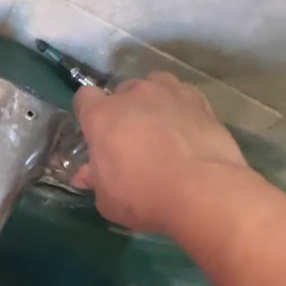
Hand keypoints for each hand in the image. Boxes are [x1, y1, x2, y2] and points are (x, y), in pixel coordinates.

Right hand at [73, 72, 253, 233]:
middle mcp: (133, 95)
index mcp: (101, 117)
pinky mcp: (198, 98)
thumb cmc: (142, 196)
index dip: (88, 113)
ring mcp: (168, 91)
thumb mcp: (107, 199)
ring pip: (153, 86)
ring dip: (151, 102)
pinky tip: (184, 129)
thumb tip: (87, 174)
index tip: (94, 132)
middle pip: (121, 92)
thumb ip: (96, 180)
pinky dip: (179, 107)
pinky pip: (181, 94)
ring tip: (159, 127)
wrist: (200, 189)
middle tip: (130, 138)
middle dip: (122, 110)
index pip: (85, 98)